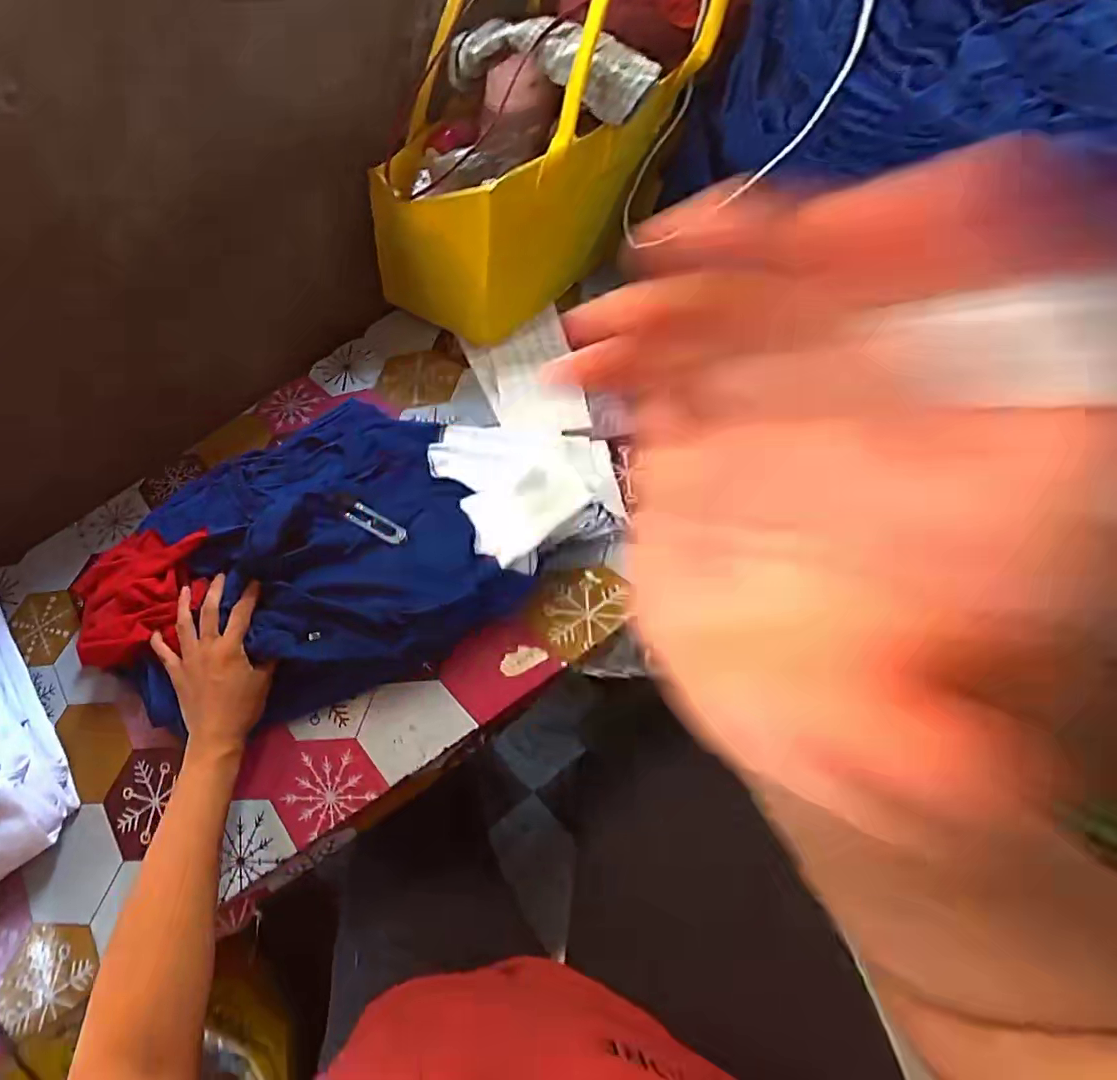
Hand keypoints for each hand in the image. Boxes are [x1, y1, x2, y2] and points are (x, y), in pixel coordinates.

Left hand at [151, 575, 274, 757]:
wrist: (215, 735)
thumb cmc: (243, 709)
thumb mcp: (262, 682)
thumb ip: (267, 658)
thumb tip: (272, 639)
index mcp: (229, 647)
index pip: (240, 614)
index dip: (248, 595)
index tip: (253, 581)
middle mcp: (206, 646)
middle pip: (208, 610)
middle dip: (214, 589)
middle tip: (218, 576)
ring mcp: (188, 657)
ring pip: (183, 624)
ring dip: (183, 604)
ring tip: (185, 588)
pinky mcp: (175, 671)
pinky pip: (163, 653)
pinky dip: (158, 641)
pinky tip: (155, 632)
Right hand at [558, 138, 1116, 839]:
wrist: (802, 721)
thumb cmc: (882, 722)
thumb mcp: (917, 748)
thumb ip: (924, 748)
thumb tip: (933, 771)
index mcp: (986, 452)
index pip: (987, 306)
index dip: (942, 244)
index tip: (862, 217)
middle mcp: (884, 417)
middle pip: (832, 299)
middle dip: (758, 254)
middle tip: (674, 244)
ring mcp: (775, 431)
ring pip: (730, 332)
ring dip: (668, 307)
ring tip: (601, 327)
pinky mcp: (693, 455)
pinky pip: (660, 386)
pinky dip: (617, 366)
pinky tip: (575, 373)